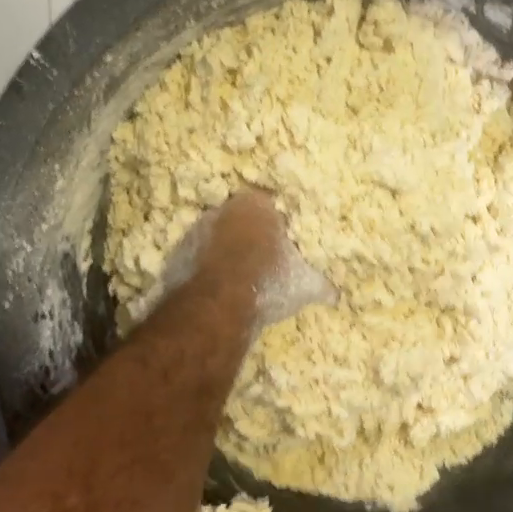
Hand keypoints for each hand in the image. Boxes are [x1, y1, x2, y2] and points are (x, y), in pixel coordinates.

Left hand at [150, 191, 334, 329]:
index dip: (279, 224)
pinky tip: (218, 289)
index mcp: (257, 204)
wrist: (215, 307)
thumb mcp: (304, 285)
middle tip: (263, 260)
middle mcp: (223, 209)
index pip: (271, 205)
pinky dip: (206, 269)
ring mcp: (195, 231)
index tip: (284, 243)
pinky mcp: (177, 255)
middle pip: (241, 219)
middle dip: (250, 236)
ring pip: (216, 237)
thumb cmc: (268, 282)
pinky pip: (197, 258)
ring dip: (225, 252)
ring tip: (240, 278)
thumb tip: (335, 295)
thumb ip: (321, 285)